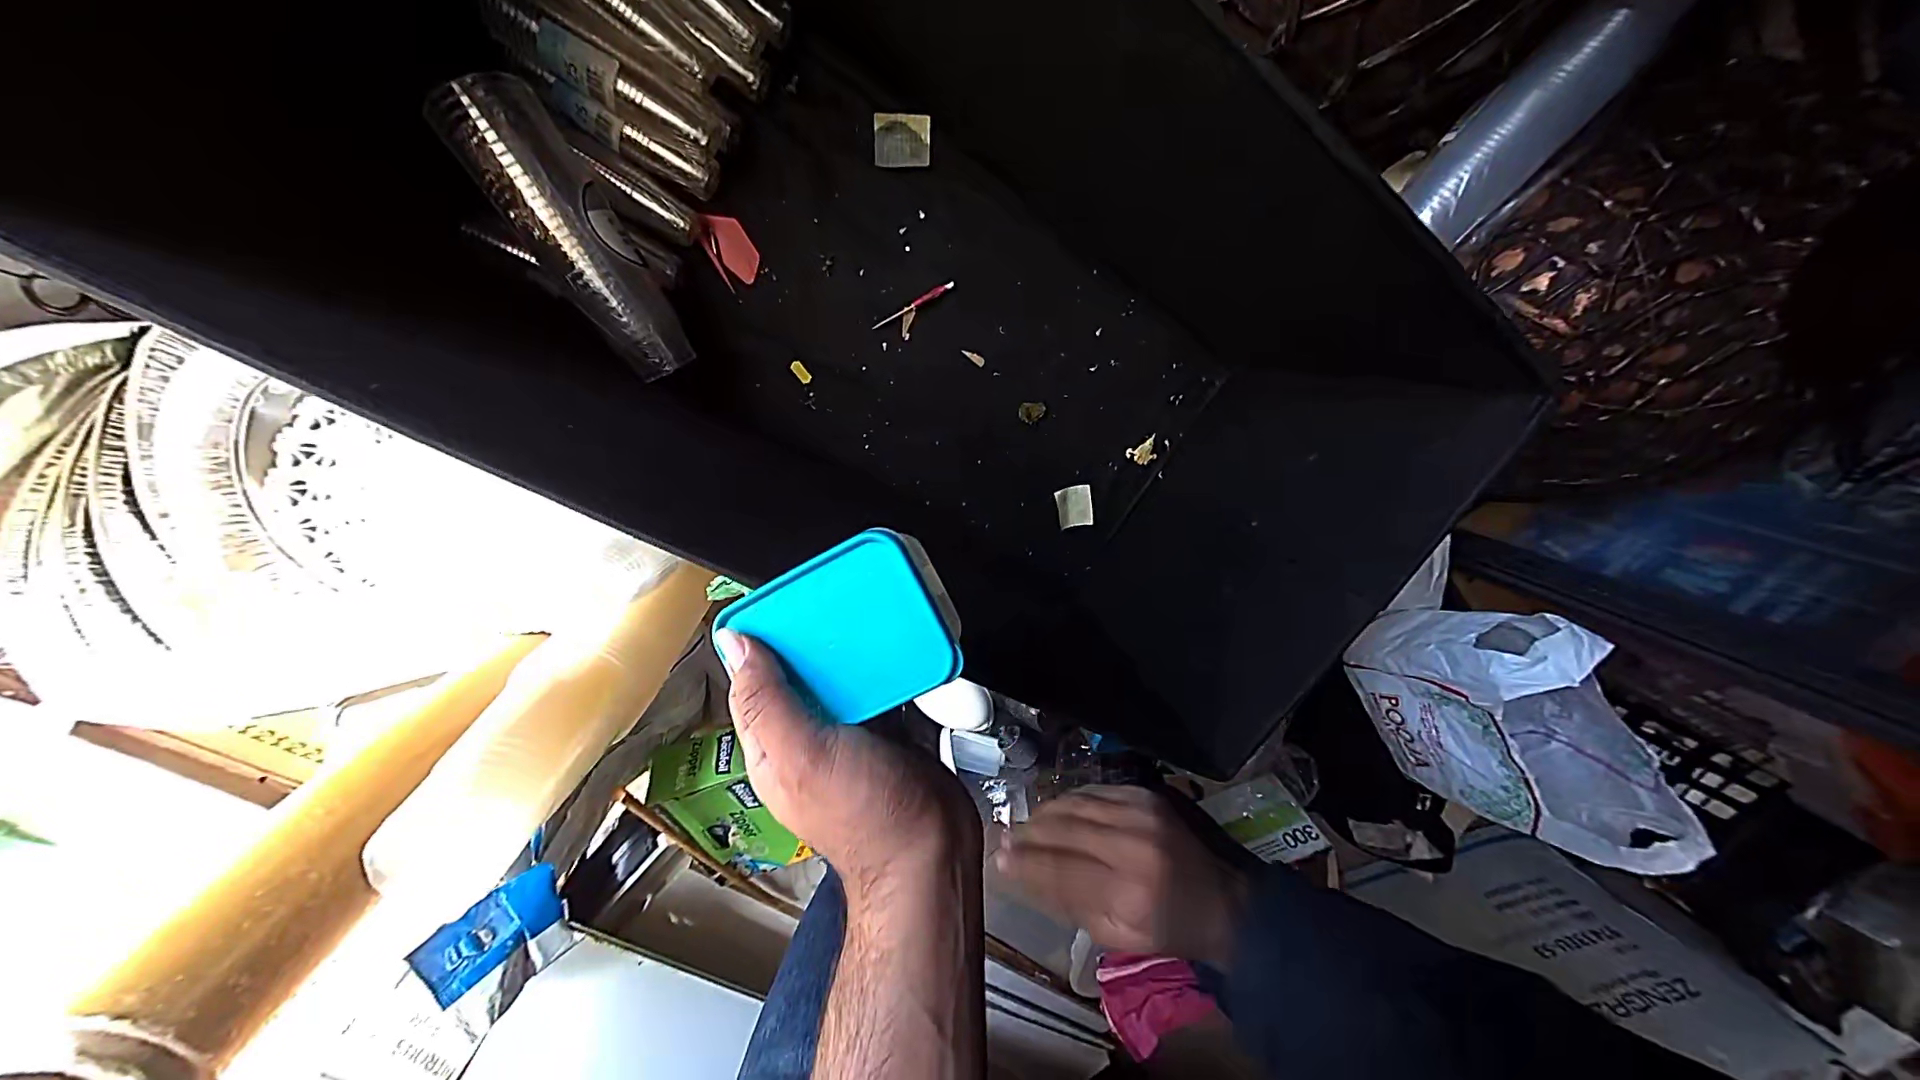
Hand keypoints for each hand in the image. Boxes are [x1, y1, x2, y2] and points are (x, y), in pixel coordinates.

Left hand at [715, 629, 979, 902]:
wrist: (931, 850)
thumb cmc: (867, 819)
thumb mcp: (802, 756)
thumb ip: (766, 702)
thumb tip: (736, 645)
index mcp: (773, 743)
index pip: (754, 677)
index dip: (762, 639)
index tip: (783, 604)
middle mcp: (807, 735)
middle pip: (801, 669)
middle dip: (813, 638)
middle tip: (832, 604)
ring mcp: (849, 732)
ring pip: (842, 674)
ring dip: (852, 649)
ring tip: (864, 618)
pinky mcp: (888, 728)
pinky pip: (881, 685)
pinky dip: (886, 666)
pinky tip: (895, 649)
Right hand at [996, 785, 1247, 967]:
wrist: (1221, 900)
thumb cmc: (1165, 928)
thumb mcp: (1113, 935)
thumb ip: (1065, 901)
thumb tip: (1019, 873)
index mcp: (1127, 891)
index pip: (1058, 868)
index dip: (1023, 861)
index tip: (997, 856)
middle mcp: (1132, 843)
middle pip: (1061, 828)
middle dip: (1027, 833)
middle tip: (1005, 838)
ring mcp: (1140, 811)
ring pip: (1072, 803)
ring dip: (1044, 814)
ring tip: (1026, 825)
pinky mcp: (1144, 793)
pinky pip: (1092, 791)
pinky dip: (1069, 801)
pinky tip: (1057, 812)